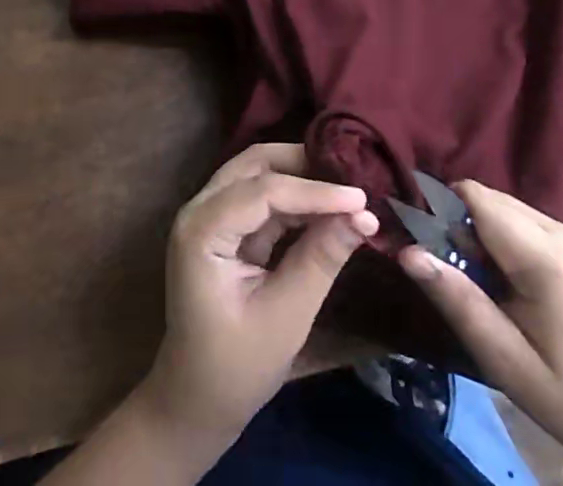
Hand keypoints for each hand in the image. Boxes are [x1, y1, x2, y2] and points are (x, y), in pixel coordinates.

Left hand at [141, 143, 378, 442]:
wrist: (196, 398)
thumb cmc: (237, 365)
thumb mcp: (286, 315)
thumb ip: (321, 258)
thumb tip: (366, 216)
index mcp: (201, 232)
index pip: (263, 190)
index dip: (315, 190)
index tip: (363, 198)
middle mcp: (199, 211)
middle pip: (254, 164)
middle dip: (305, 164)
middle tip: (354, 176)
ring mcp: (210, 217)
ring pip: (258, 174)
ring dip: (302, 177)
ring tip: (349, 188)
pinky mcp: (225, 228)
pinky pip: (262, 198)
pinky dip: (296, 199)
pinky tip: (329, 206)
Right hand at [399, 182, 562, 485]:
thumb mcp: (503, 358)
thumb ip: (455, 298)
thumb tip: (406, 251)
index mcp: (547, 257)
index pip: (477, 197)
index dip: (441, 210)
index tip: (424, 245)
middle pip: (491, 198)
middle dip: (460, 222)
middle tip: (451, 273)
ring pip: (508, 208)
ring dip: (482, 232)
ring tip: (480, 283)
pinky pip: (528, 223)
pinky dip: (504, 239)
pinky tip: (508, 284)